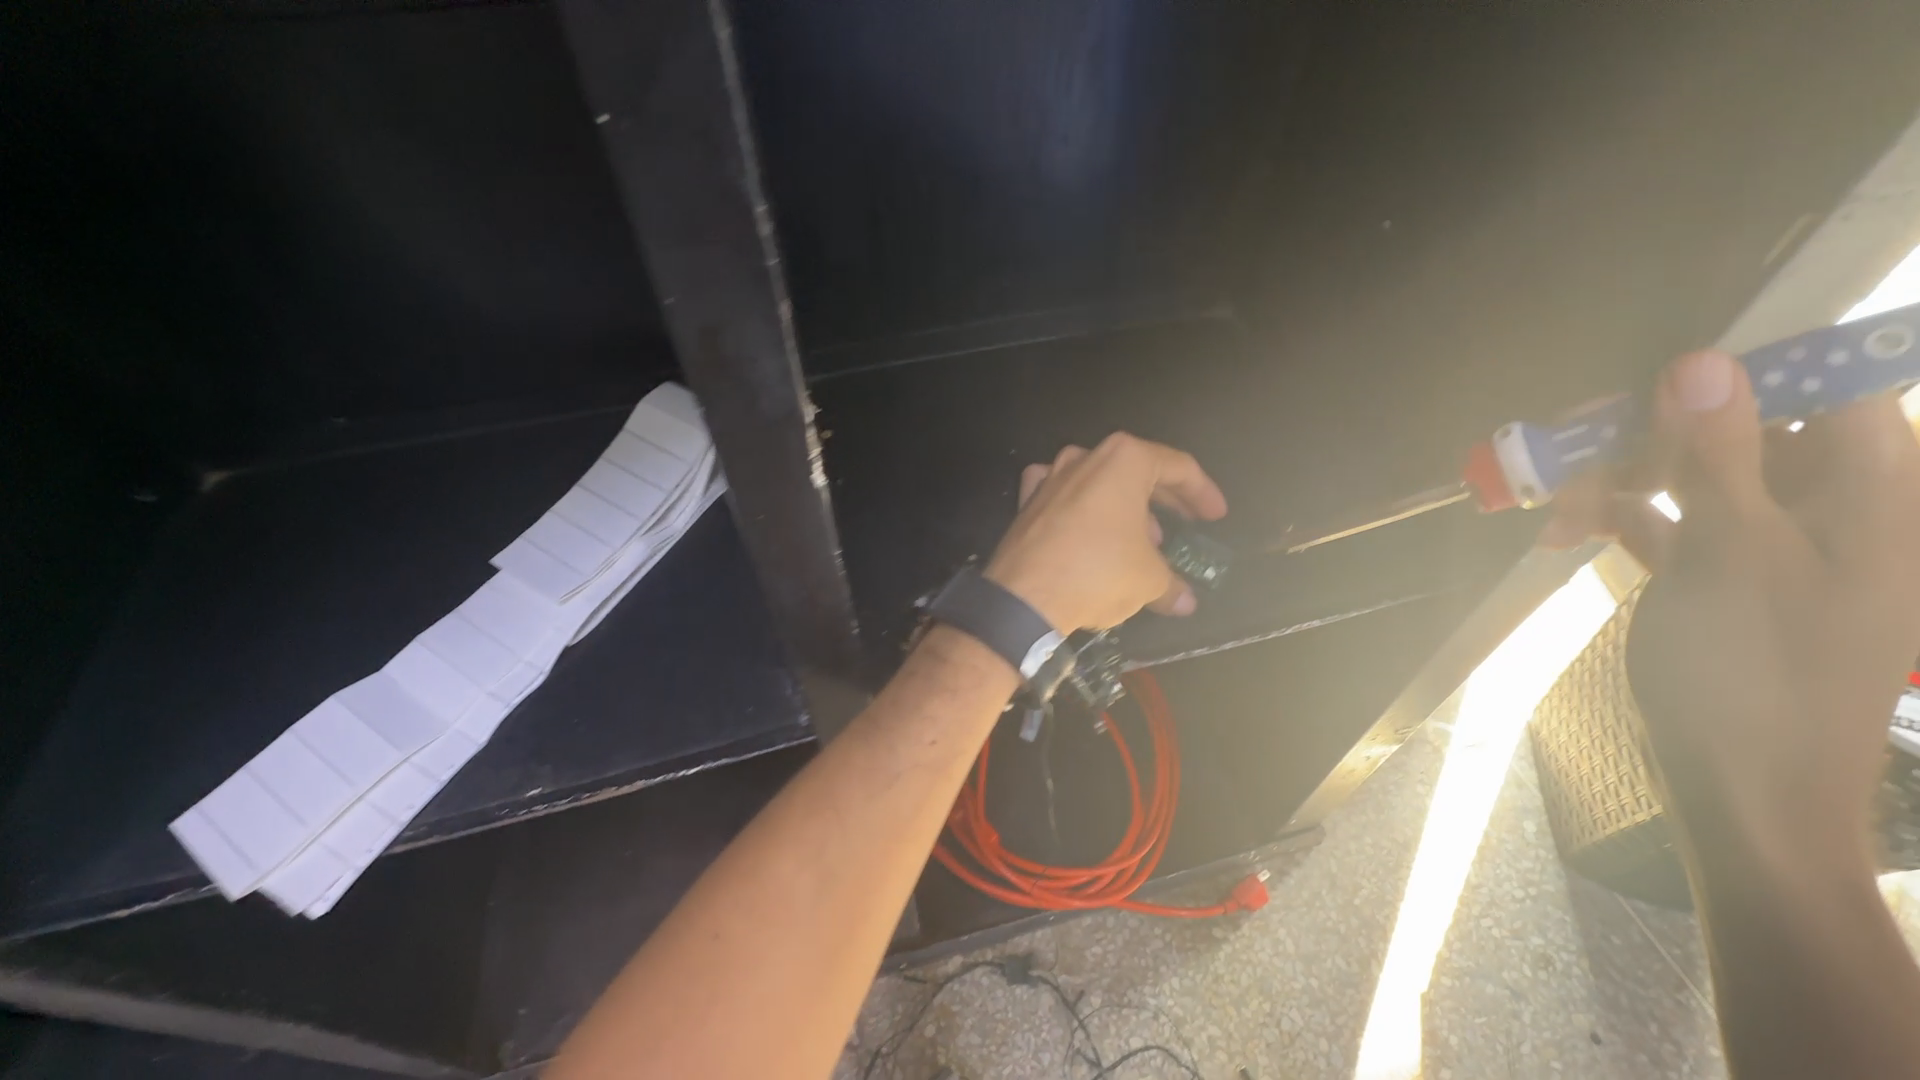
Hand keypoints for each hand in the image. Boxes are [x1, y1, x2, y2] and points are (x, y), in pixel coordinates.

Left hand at [984, 433, 1227, 632]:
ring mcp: (1051, 477)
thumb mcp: (1148, 580)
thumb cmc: (1099, 572)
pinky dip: (1083, 513)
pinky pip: (1064, 499)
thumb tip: (1185, 601)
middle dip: (1164, 501)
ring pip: (1099, 484)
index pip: (1177, 467)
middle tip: (1185, 526)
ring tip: (1141, 541)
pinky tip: (1090, 532)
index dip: (1202, 492)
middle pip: (1136, 471)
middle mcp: (1085, 457)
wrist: (1024, 597)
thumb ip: (1171, 584)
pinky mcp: (1027, 502)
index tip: (1215, 516)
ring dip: (1124, 508)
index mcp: (1124, 459)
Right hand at [1547, 349, 1919, 864]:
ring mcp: (1771, 543)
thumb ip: (1722, 455)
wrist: (1745, 793)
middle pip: (1743, 426)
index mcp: (1873, 492)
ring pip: (1694, 474)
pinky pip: (1672, 521)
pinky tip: (1567, 530)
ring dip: (1621, 480)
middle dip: (1654, 431)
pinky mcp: (1721, 576)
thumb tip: (1702, 360)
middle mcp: (1830, 506)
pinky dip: (1621, 518)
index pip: (1831, 386)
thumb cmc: (1754, 675)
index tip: (1661, 372)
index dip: (1753, 367)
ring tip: (1556, 509)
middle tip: (1575, 437)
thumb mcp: (1733, 555)